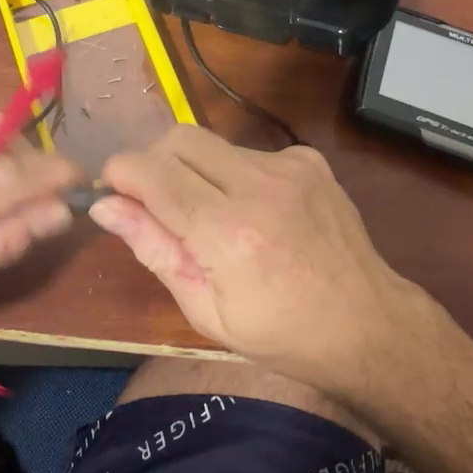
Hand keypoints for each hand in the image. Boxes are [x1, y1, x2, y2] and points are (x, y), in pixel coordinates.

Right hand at [89, 128, 424, 393]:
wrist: (365, 323)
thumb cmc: (280, 334)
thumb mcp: (205, 309)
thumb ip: (154, 249)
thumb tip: (106, 207)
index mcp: (228, 233)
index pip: (154, 173)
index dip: (121, 172)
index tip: (111, 188)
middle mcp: (258, 185)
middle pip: (180, 138)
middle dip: (154, 160)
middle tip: (155, 200)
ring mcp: (289, 166)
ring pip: (214, 143)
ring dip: (197, 169)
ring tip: (214, 215)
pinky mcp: (309, 158)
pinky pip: (250, 151)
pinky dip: (236, 174)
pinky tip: (255, 211)